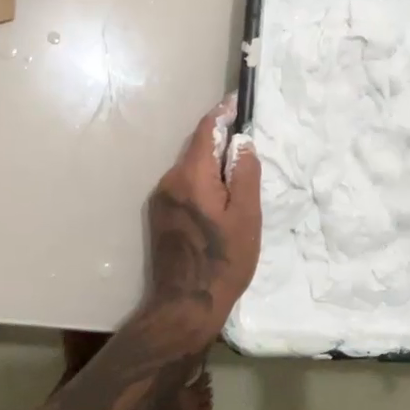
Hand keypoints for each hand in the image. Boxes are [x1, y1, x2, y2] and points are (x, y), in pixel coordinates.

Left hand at [139, 97, 261, 351]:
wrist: (185, 306)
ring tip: (239, 185)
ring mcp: (161, 198)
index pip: (206, 130)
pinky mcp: (160, 214)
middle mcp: (170, 180)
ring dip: (213, 168)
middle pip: (198, 149)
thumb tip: (243, 143)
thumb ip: (244, 174)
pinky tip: (221, 205)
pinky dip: (203, 185)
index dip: (223, 114)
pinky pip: (185, 186)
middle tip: (249, 153)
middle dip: (222, 145)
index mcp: (191, 176)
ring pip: (191, 169)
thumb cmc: (223, 262)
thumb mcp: (246, 217)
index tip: (239, 103)